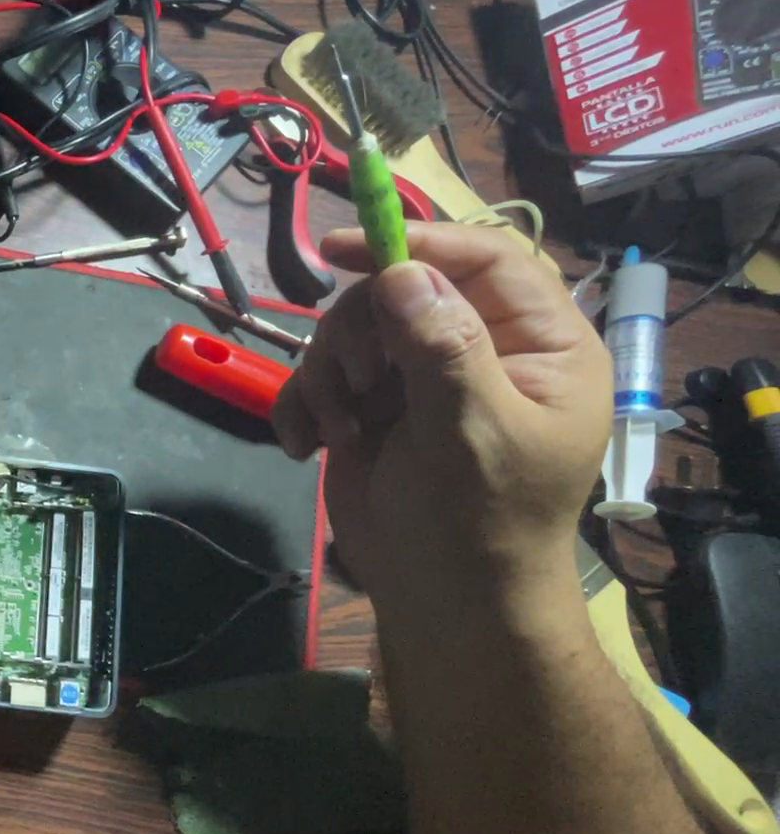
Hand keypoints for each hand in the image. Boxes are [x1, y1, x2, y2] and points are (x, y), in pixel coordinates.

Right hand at [271, 223, 610, 614]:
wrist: (436, 590)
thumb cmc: (476, 517)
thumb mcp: (468, 431)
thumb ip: (442, 348)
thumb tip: (401, 274)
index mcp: (532, 344)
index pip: (482, 262)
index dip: (415, 243)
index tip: (342, 246)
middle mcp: (469, 351)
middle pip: (394, 296)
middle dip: (357, 338)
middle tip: (353, 387)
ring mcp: (410, 382)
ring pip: (345, 338)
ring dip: (325, 383)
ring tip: (337, 434)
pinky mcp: (362, 411)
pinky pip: (314, 383)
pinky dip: (300, 411)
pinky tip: (303, 446)